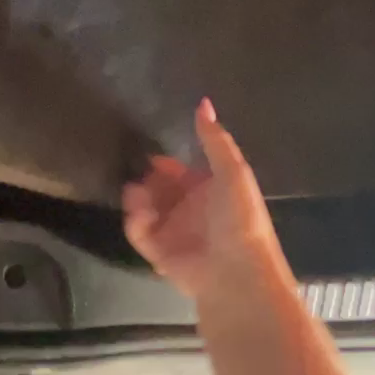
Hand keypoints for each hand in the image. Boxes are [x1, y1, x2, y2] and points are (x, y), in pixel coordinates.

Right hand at [123, 99, 288, 300]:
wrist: (236, 272)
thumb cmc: (239, 219)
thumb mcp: (232, 172)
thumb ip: (214, 139)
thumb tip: (203, 102)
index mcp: (208, 192)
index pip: (178, 172)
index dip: (165, 164)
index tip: (152, 157)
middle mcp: (189, 210)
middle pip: (158, 188)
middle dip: (147, 179)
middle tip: (141, 176)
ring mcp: (172, 232)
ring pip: (144, 207)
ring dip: (137, 198)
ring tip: (137, 195)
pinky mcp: (158, 252)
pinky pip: (138, 231)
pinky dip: (135, 221)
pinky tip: (141, 214)